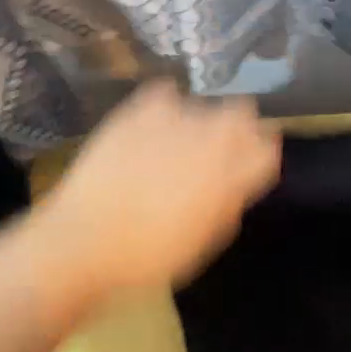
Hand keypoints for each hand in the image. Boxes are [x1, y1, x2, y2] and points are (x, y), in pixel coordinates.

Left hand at [26, 81, 280, 320]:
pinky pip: (164, 94)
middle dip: (237, 127)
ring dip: (201, 120)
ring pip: (205, 105)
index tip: (251, 164)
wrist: (83, 243)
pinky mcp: (136, 112)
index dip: (261, 154)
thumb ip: (230, 203)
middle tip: (219, 151)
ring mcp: (172, 120)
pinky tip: (155, 127)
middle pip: (243, 112)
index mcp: (231, 174)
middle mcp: (210, 138)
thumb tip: (239, 181)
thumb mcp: (204, 241)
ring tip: (180, 143)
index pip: (267, 148)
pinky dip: (166, 107)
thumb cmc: (149, 256)